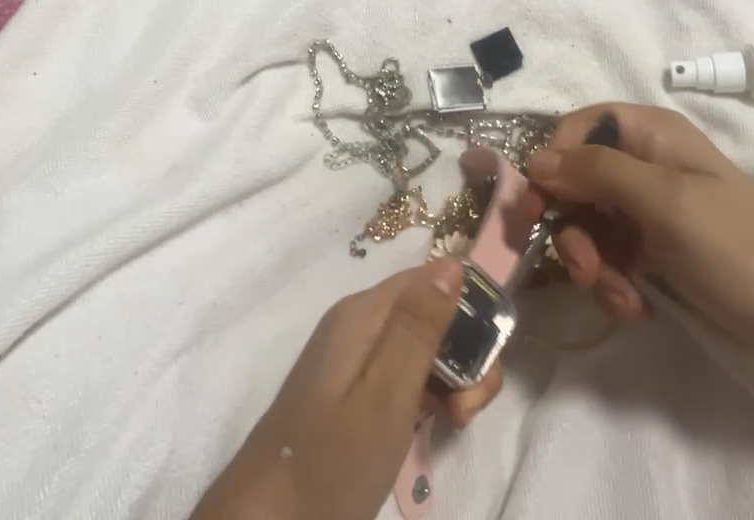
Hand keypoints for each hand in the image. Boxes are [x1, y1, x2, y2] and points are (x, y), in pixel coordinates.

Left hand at [191, 258, 503, 519]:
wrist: (267, 519)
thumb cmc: (332, 458)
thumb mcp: (385, 393)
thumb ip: (419, 326)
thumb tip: (453, 260)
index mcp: (364, 312)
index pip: (434, 279)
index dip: (470, 311)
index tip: (486, 362)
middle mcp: (360, 323)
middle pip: (433, 313)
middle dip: (466, 354)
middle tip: (466, 409)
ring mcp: (356, 358)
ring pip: (425, 346)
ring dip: (453, 379)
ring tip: (454, 423)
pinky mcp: (356, 390)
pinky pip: (407, 373)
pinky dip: (431, 394)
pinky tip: (434, 424)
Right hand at [529, 104, 753, 343]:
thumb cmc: (734, 246)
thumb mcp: (665, 201)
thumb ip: (598, 172)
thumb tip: (536, 160)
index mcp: (650, 134)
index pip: (577, 128)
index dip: (553, 162)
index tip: (537, 206)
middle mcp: (642, 164)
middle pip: (573, 183)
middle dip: (573, 230)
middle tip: (584, 269)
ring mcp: (644, 208)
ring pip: (584, 225)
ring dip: (593, 265)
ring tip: (622, 297)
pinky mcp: (648, 247)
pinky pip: (606, 256)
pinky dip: (613, 283)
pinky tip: (637, 306)